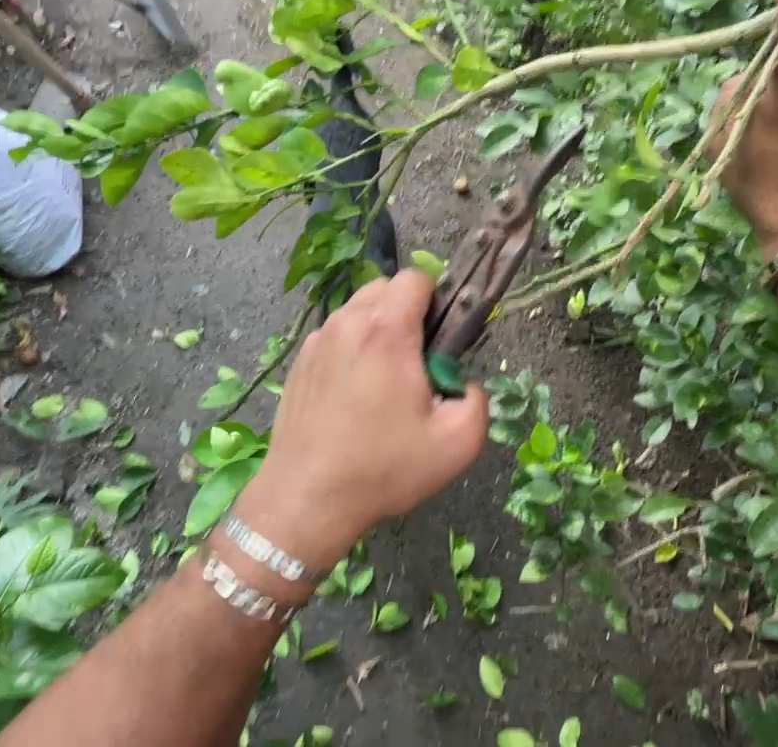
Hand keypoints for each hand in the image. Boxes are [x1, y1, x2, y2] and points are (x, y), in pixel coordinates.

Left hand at [230, 271, 489, 582]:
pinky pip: (335, 336)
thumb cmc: (382, 468)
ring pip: (357, 310)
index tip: (440, 338)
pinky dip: (351, 349)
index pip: (415, 278)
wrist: (306, 498)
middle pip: (384, 288)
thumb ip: (477, 401)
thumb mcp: (456, 444)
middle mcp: (348, 323)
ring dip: (377, 329)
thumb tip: (466, 385)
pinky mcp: (299, 362)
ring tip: (384, 380)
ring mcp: (317, 340)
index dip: (436, 300)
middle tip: (417, 361)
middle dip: (406, 312)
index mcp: (386, 331)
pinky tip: (354, 394)